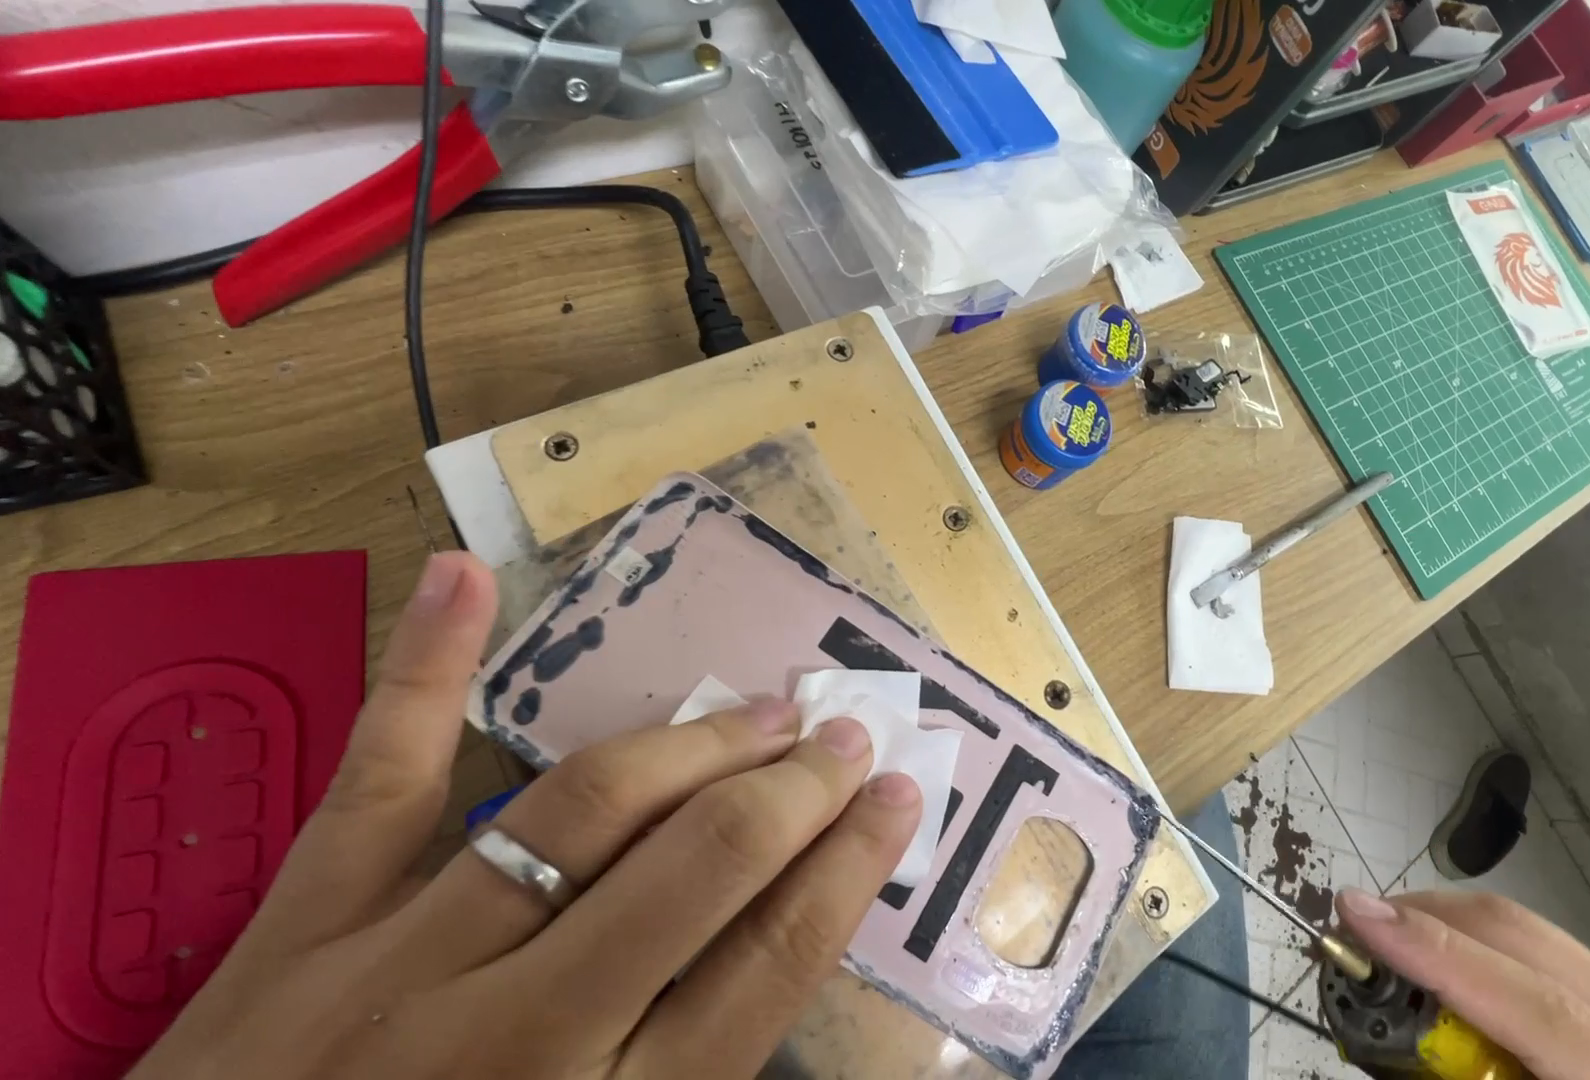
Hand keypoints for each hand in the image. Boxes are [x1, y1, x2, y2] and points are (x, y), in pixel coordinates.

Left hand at [133, 552, 922, 1079]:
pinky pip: (382, 776)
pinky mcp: (299, 925)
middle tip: (845, 737)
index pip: (769, 962)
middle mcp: (517, 1038)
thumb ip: (698, 1055)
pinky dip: (427, 670)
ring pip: (581, 810)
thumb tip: (789, 929)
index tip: (897, 797)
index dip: (850, 865)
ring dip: (693, 745)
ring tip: (764, 708)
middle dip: (794, 790)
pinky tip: (464, 574)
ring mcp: (395, 965)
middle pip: (698, 868)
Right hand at [1334, 890, 1589, 1079]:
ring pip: (1531, 933)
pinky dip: (1479, 950)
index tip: (1353, 916)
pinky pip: (1546, 954)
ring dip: (1444, 929)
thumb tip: (1376, 1030)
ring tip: (1386, 947)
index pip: (1540, 1009)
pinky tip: (1443, 971)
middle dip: (1423, 918)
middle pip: (1525, 941)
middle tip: (1351, 929)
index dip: (1437, 954)